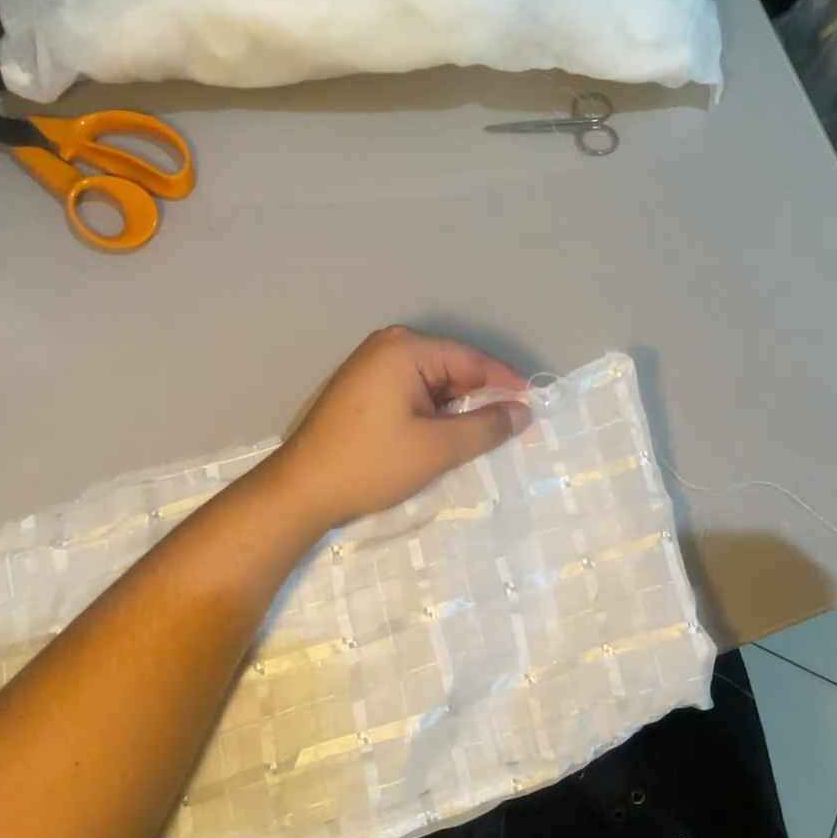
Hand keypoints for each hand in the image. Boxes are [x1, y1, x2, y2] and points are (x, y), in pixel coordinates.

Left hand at [266, 327, 530, 528]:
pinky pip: (413, 394)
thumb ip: (485, 427)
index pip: (472, 360)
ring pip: (434, 384)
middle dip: (483, 398)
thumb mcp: (437, 448)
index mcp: (406, 349)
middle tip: (513, 428)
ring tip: (485, 437)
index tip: (534, 409)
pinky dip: (435, 414)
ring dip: (459, 409)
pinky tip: (448, 438)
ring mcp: (372, 367)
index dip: (507, 384)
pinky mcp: (363, 391)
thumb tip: (524, 412)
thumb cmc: (371, 464)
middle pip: (453, 368)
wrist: (302, 490)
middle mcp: (388, 347)